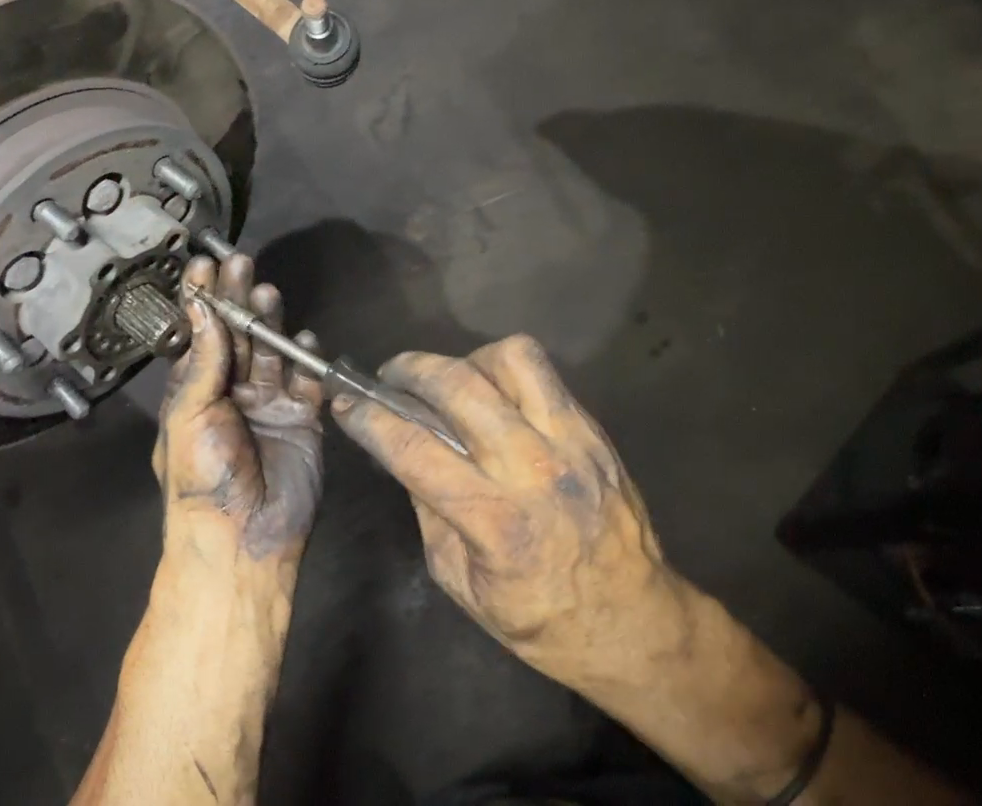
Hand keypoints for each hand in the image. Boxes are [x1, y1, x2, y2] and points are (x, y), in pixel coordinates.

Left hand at [155, 254, 325, 573]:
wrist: (243, 538)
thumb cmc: (202, 476)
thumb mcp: (190, 415)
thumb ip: (204, 362)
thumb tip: (204, 308)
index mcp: (195, 391)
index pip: (200, 333)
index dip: (203, 299)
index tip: (204, 263)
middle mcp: (231, 392)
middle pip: (238, 335)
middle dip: (239, 300)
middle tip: (242, 262)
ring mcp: (269, 405)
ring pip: (272, 352)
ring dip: (271, 323)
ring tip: (268, 293)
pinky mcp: (303, 420)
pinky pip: (307, 382)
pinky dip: (308, 360)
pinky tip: (305, 338)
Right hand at [332, 334, 690, 691]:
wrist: (634, 622)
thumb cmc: (539, 617)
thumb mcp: (460, 582)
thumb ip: (429, 511)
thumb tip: (403, 453)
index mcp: (495, 522)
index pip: (414, 448)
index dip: (369, 419)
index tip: (346, 405)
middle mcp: (534, 470)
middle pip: (459, 386)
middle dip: (409, 370)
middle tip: (391, 378)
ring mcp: (571, 443)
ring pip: (511, 360)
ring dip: (466, 361)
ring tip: (450, 382)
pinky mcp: (594, 431)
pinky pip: (544, 373)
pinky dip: (505, 371)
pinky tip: (492, 395)